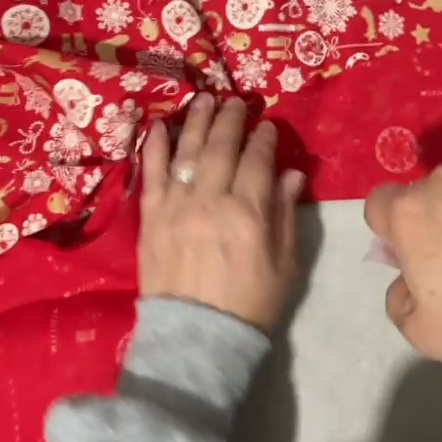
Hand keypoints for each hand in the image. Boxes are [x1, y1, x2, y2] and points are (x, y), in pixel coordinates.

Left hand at [139, 94, 305, 330]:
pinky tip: (160, 126)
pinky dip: (156, 148)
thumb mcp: (285, 266)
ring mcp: (176, 209)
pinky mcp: (150, 220)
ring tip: (203, 99)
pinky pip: (152, 175)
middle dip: (231, 121)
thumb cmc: (250, 305)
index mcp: (248, 215)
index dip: (264, 140)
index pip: (257, 161)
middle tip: (236, 102)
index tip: (268, 126)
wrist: (197, 342)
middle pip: (221, 149)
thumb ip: (285, 216)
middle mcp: (211, 203)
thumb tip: (291, 174)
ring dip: (197, 122)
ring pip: (187, 153)